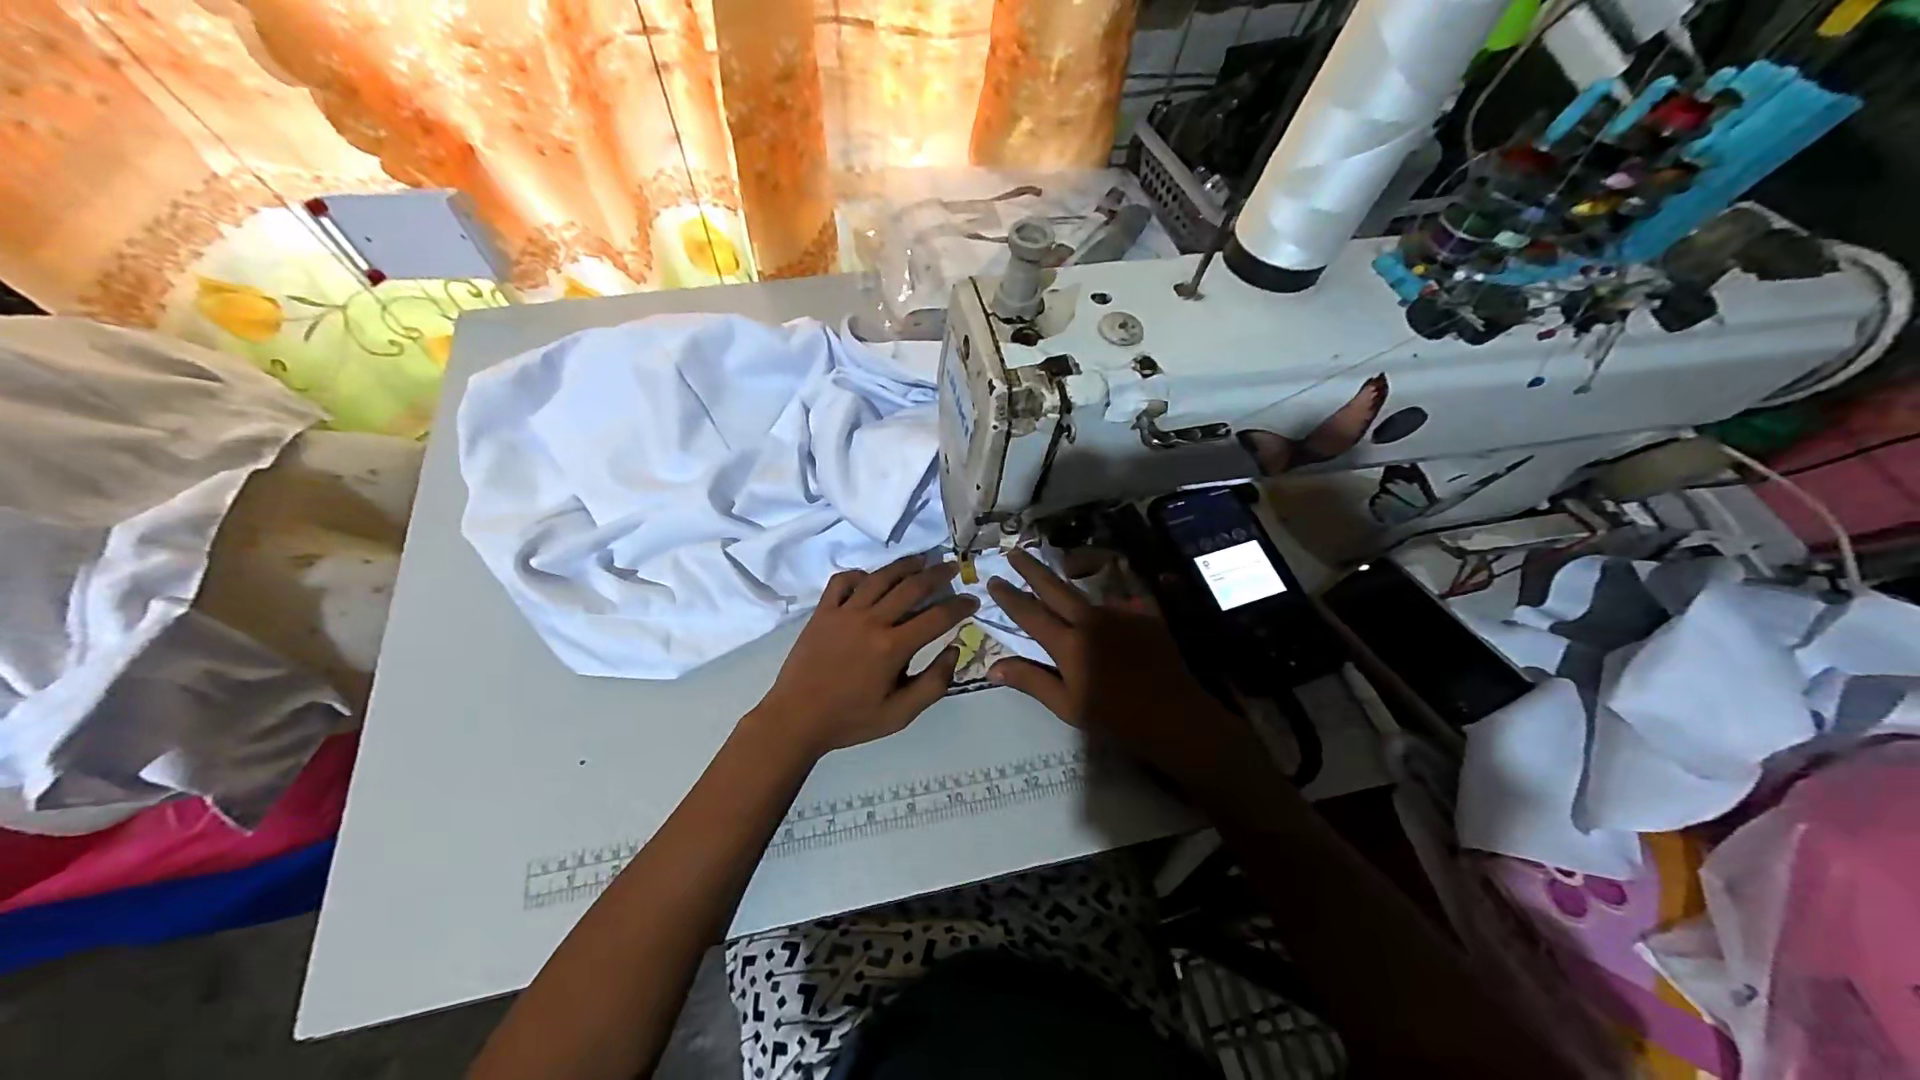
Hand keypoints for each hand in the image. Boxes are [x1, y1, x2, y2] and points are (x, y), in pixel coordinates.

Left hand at [748, 554, 977, 758]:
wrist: (796, 718)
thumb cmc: (851, 720)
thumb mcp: (900, 714)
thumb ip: (933, 683)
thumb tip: (954, 650)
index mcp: (892, 647)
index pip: (937, 616)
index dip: (960, 605)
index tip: (973, 600)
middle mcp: (871, 621)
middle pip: (912, 586)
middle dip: (938, 575)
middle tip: (952, 568)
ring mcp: (844, 612)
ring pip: (880, 577)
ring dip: (905, 565)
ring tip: (922, 560)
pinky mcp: (822, 611)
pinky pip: (843, 581)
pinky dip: (861, 574)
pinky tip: (871, 578)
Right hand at [986, 549, 1253, 785]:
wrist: (1175, 716)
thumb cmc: (1115, 718)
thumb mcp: (1067, 705)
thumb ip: (1030, 680)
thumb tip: (992, 667)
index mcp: (1069, 644)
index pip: (1030, 613)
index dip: (1009, 596)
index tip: (993, 580)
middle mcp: (1092, 620)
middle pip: (1055, 588)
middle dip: (1032, 569)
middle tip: (1015, 551)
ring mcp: (1120, 614)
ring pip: (1085, 594)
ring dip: (1066, 583)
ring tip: (1053, 575)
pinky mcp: (1144, 616)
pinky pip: (1116, 602)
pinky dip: (1101, 601)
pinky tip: (1100, 604)